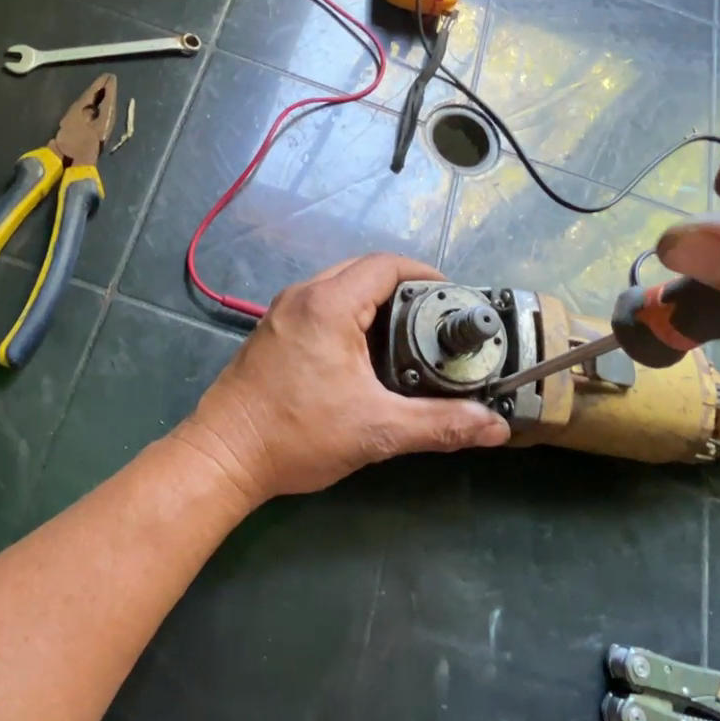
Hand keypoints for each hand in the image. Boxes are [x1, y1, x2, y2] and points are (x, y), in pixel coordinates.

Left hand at [172, 254, 510, 503]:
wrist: (224, 454)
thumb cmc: (297, 435)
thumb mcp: (376, 430)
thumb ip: (440, 425)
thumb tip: (495, 427)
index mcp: (328, 305)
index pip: (386, 266)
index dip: (425, 275)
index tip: (453, 298)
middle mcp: (303, 296)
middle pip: (363, 271)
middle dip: (404, 288)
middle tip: (437, 320)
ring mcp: (282, 312)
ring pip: (339, 287)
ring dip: (375, 302)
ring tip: (409, 335)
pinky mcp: (272, 331)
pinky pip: (320, 305)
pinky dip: (349, 314)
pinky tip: (367, 352)